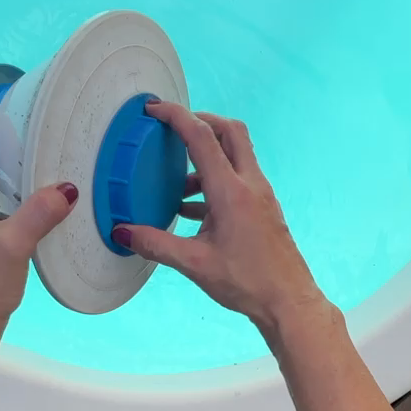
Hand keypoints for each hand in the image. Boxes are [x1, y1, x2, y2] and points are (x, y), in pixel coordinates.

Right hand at [112, 100, 327, 332]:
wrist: (288, 301)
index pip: (201, 138)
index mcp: (231, 191)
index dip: (176, 116)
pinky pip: (239, 181)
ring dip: (208, 157)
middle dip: (201, 122)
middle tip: (175, 130)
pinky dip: (216, 182)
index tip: (154, 109)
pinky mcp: (263, 209)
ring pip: (236, 156)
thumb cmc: (247, 282)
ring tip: (178, 181)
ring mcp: (260, 196)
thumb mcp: (194, 264)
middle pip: (229, 132)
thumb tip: (123, 233)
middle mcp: (249, 185)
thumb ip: (156, 244)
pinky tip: (194, 210)